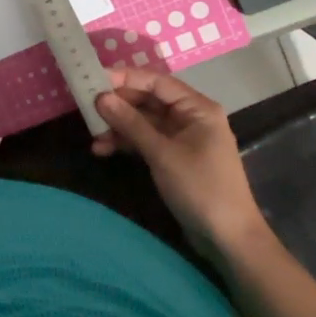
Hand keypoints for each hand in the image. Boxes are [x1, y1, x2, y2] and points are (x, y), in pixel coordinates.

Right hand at [94, 68, 271, 257]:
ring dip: (118, 127)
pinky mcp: (173, 156)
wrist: (229, 237)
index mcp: (197, 108)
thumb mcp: (162, 154)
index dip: (124, 78)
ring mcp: (181, 138)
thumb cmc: (200, 187)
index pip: (156, 82)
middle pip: (148, 100)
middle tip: (86, 108)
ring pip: (143, 121)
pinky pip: (145, 140)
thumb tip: (101, 97)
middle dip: (118, 105)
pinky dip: (126, 143)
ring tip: (93, 136)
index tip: (93, 80)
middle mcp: (190, 117)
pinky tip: (103, 150)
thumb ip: (131, 123)